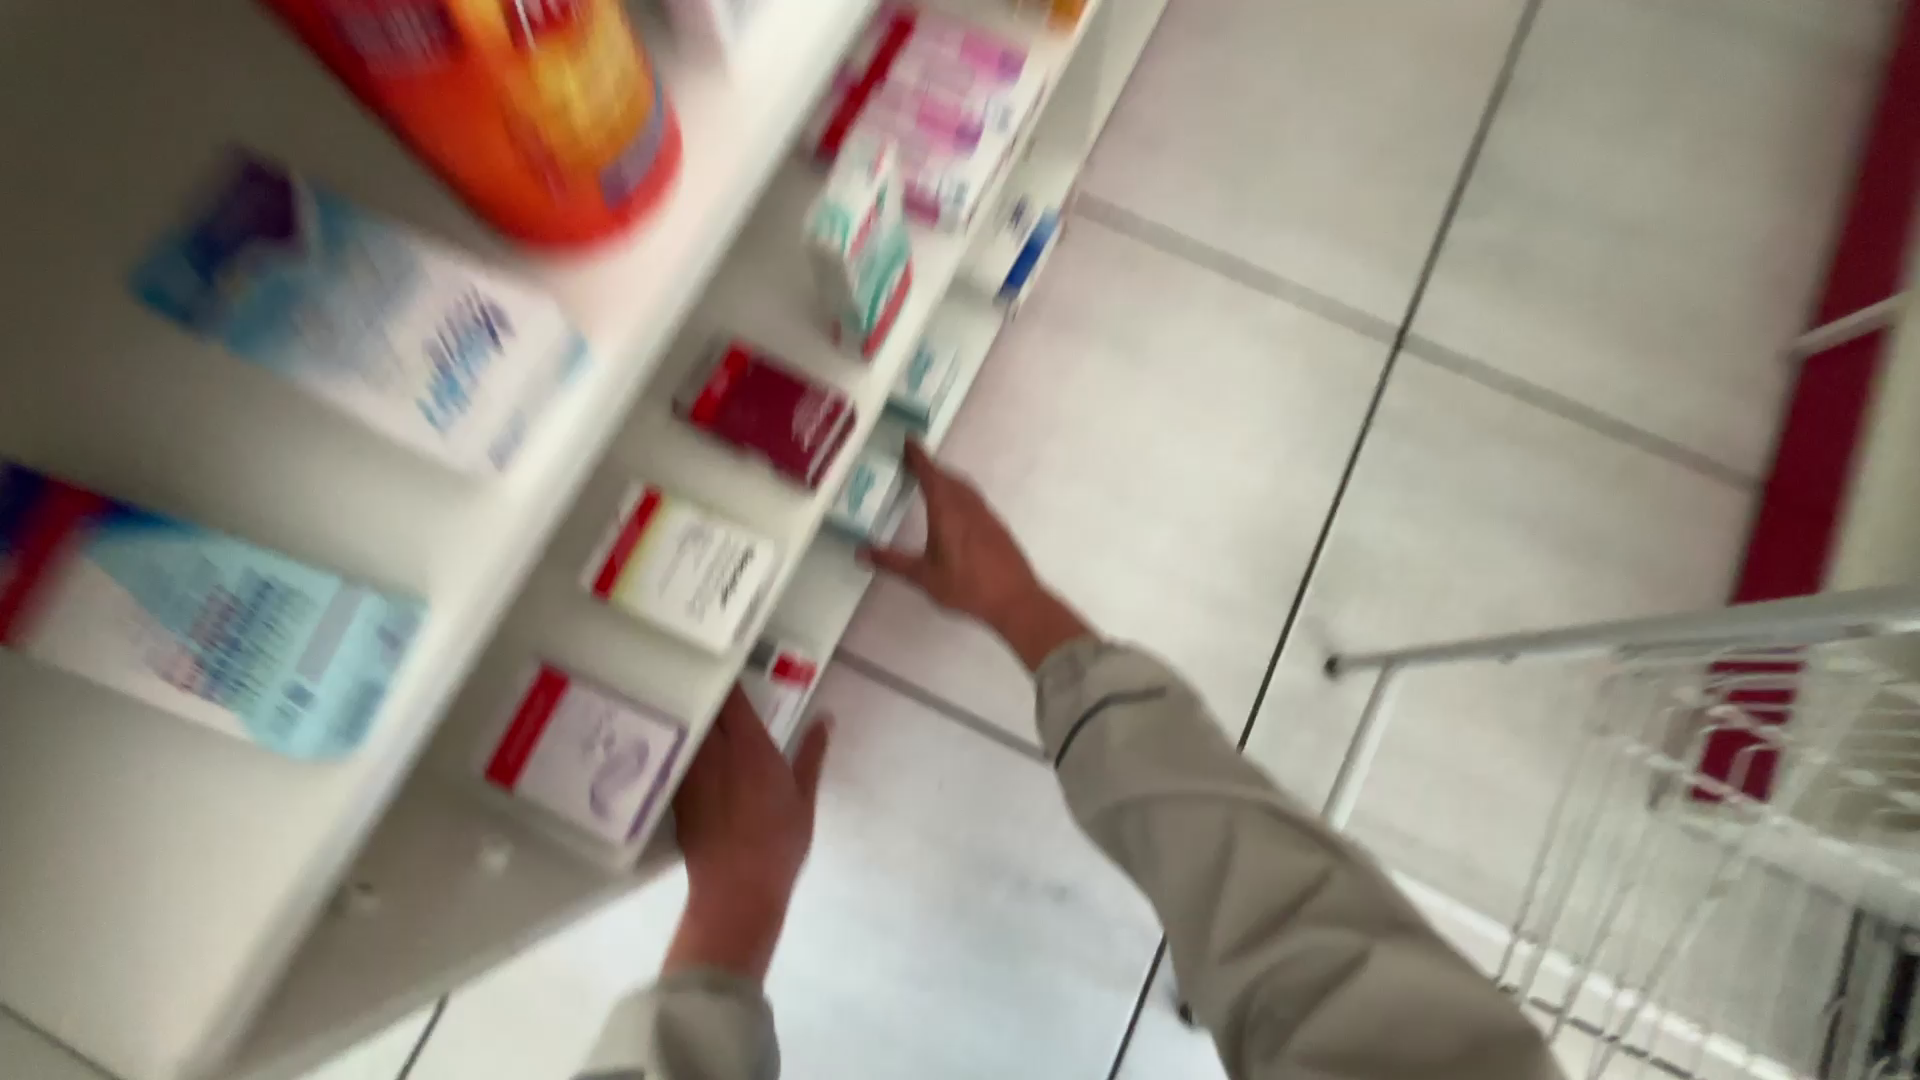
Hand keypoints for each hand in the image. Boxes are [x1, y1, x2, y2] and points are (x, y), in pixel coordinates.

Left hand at [664, 687, 831, 982]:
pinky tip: (685, 747)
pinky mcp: (678, 798)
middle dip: (708, 692)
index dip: (729, 678)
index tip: (729, 662)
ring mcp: (692, 775)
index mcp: (749, 747)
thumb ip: (812, 753)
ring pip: (689, 732)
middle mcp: (715, 754)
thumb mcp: (804, 796)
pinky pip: (679, 759)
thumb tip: (826, 718)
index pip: (733, 700)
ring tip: (695, 704)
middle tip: (711, 677)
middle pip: (706, 711)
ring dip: (693, 716)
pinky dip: (682, 746)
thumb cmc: (779, 842)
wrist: (737, 890)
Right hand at [863, 442, 1090, 671]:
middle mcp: (968, 506)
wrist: (1014, 599)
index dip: (919, 457)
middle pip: (948, 477)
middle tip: (913, 461)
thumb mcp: (924, 577)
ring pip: (964, 487)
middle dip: (930, 466)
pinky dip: (959, 492)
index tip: (909, 440)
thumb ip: (892, 563)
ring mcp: (985, 515)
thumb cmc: (966, 586)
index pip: (931, 476)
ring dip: (947, 478)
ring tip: (932, 480)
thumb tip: (861, 552)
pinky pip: (974, 498)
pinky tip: (955, 507)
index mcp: (947, 512)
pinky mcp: (996, 526)